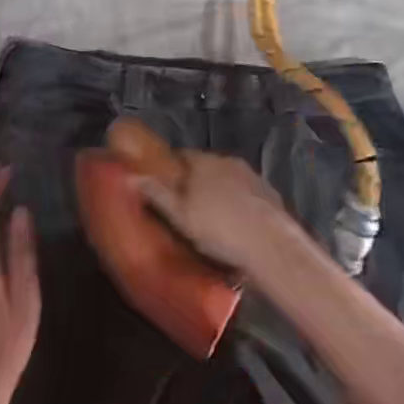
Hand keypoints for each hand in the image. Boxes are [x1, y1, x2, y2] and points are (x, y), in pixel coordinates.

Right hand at [134, 146, 300, 273]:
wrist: (271, 247)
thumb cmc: (219, 230)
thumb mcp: (179, 216)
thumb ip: (156, 192)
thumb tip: (132, 174)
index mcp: (202, 162)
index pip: (180, 155)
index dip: (170, 170)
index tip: (165, 187)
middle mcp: (227, 161)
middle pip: (204, 166)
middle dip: (194, 180)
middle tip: (186, 207)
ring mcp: (251, 175)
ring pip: (226, 178)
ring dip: (218, 190)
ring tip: (212, 218)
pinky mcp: (269, 192)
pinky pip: (246, 192)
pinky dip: (238, 202)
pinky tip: (237, 224)